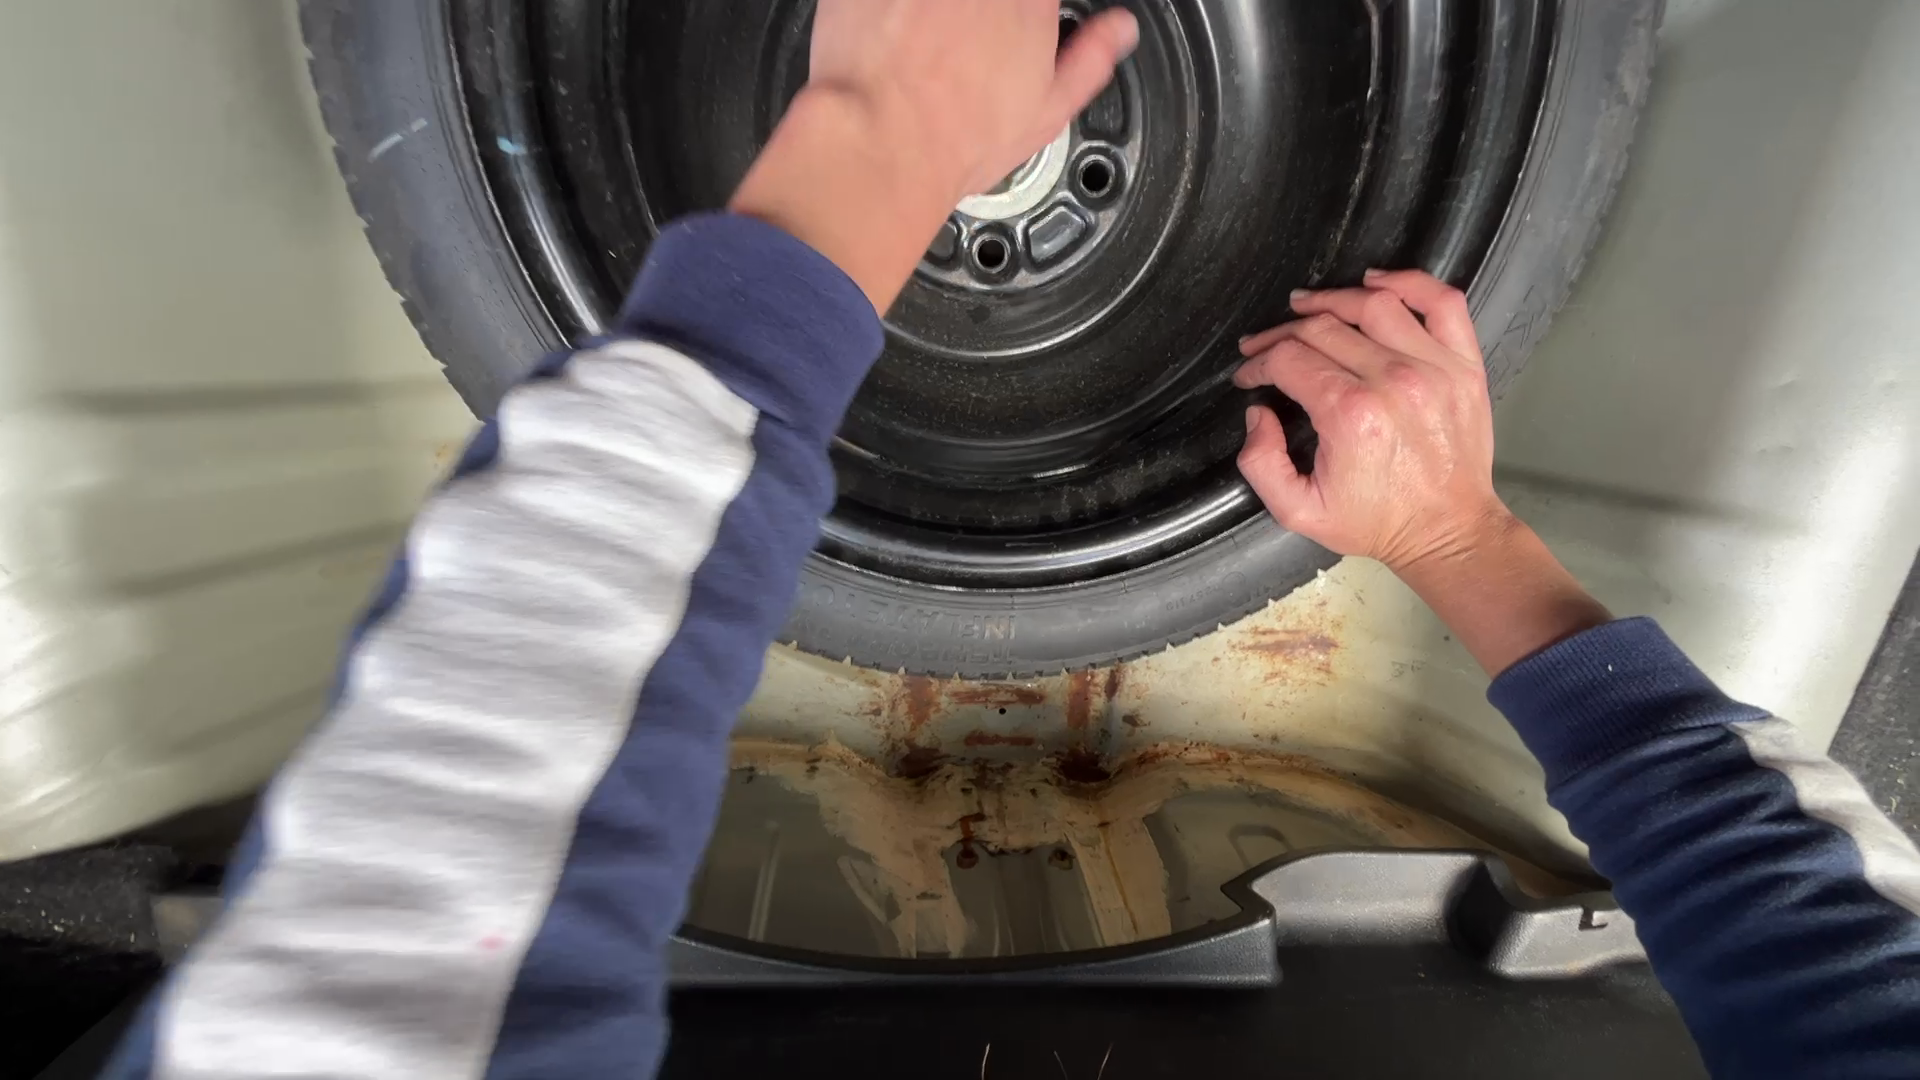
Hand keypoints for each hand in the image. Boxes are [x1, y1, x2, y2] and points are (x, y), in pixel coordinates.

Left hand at [729, 1, 1138, 313]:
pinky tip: (894, 39)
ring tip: (926, 47)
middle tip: (963, 51)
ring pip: (941, 2)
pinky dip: (890, 15)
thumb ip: (1089, 61)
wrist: (885, 144)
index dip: (1026, 19)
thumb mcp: (1046, 114)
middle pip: (990, 1)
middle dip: (975, 21)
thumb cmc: (956, 138)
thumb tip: (1119, 32)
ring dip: (935, 18)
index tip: (1013, 37)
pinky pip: (886, 0)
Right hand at [1233, 269, 1507, 572]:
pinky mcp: (1463, 364)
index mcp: (1350, 415)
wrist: (1447, 530)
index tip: (1247, 375)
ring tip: (1303, 306)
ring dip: (1330, 300)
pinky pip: (1440, 302)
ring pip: (1373, 305)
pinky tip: (1375, 282)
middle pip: (1323, 329)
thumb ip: (1260, 463)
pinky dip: (1407, 282)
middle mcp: (1393, 380)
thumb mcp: (1296, 510)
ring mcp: (1434, 367)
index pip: (1289, 360)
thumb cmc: (1374, 521)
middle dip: (1280, 333)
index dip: (1258, 363)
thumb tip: (1257, 414)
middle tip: (1260, 346)